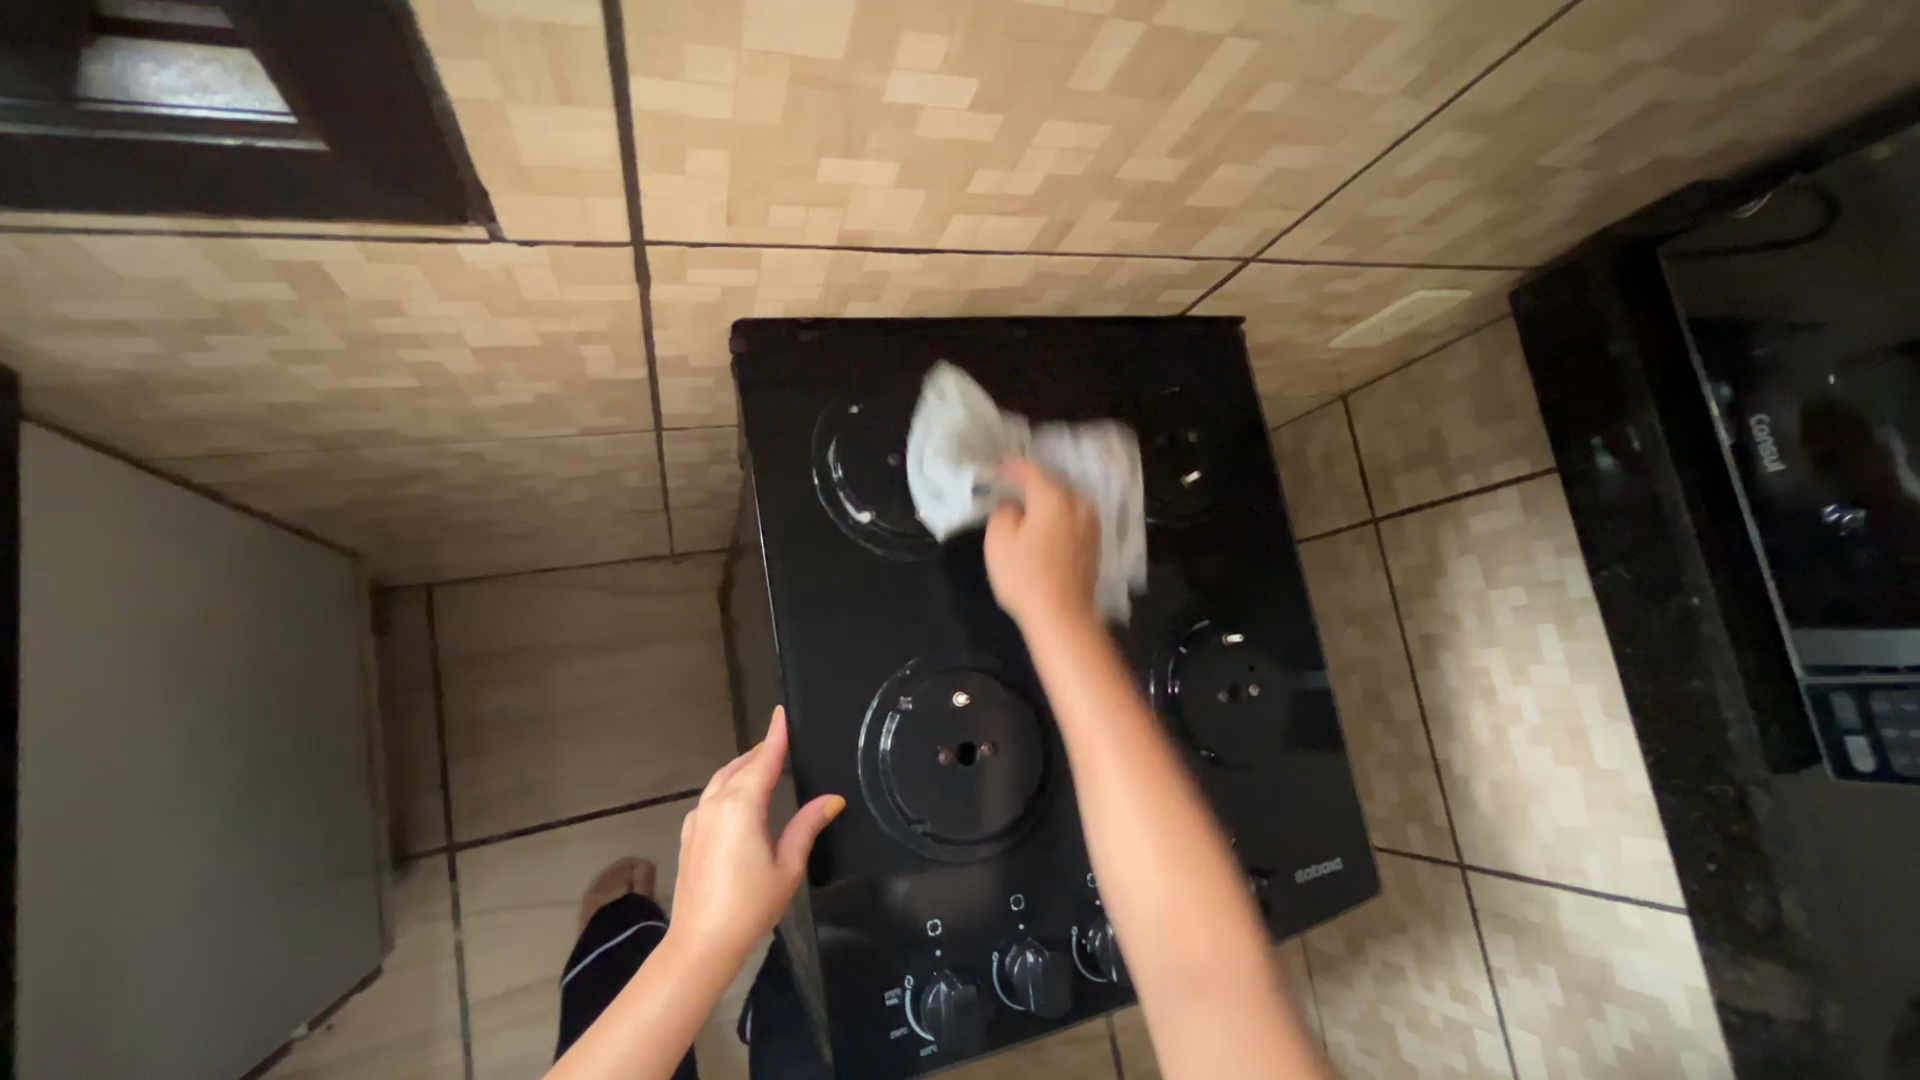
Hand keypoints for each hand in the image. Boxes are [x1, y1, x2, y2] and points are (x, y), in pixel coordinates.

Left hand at [667, 707, 843, 960]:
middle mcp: (716, 805)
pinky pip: (711, 798)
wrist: (701, 943)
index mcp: (742, 805)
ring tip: (764, 764)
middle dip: (760, 751)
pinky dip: (728, 786)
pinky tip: (740, 799)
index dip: (775, 735)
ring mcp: (698, 820)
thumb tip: (832, 799)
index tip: (781, 713)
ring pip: (721, 780)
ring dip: (742, 768)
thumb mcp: (788, 865)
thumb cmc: (750, 905)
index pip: (763, 759)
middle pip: (739, 766)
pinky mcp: (689, 836)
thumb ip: (807, 826)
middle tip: (781, 742)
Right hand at [984, 458, 1100, 631]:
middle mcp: (1077, 503)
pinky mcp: (1094, 542)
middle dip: (1032, 482)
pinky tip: (1045, 526)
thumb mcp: (998, 541)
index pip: (1031, 470)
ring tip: (1028, 506)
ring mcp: (1090, 523)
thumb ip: (1003, 512)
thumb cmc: (1025, 576)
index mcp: (1053, 497)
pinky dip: (1059, 515)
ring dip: (1048, 499)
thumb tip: (1012, 504)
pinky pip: (1073, 517)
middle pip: (1052, 483)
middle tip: (1012, 486)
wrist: (1062, 615)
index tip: (998, 468)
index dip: (1012, 467)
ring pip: (1066, 500)